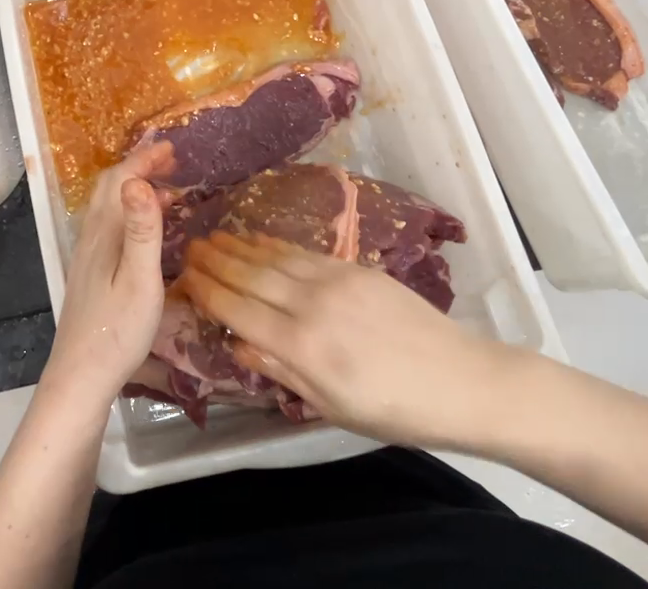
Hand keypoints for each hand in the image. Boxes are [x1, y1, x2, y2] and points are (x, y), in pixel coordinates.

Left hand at [41, 145, 170, 405]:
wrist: (81, 375)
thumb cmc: (118, 331)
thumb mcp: (139, 280)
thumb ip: (141, 231)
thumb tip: (137, 180)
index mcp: (104, 235)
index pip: (121, 182)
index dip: (144, 160)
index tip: (171, 147)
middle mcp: (91, 238)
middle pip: (109, 189)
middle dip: (138, 167)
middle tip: (170, 159)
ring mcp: (87, 255)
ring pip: (107, 207)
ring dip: (132, 188)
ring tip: (164, 187)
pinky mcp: (89, 273)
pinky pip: (108, 226)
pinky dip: (128, 212)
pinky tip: (144, 230)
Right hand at [179, 232, 522, 451]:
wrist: (463, 381)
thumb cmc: (394, 409)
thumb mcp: (331, 407)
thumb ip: (281, 372)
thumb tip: (237, 345)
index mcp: (302, 348)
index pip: (238, 311)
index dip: (208, 292)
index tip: (184, 278)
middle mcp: (311, 307)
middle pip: (250, 277)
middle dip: (215, 262)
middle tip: (188, 248)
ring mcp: (334, 282)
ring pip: (273, 259)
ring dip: (238, 247)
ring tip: (212, 238)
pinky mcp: (355, 270)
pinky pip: (302, 253)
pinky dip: (273, 245)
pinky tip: (256, 240)